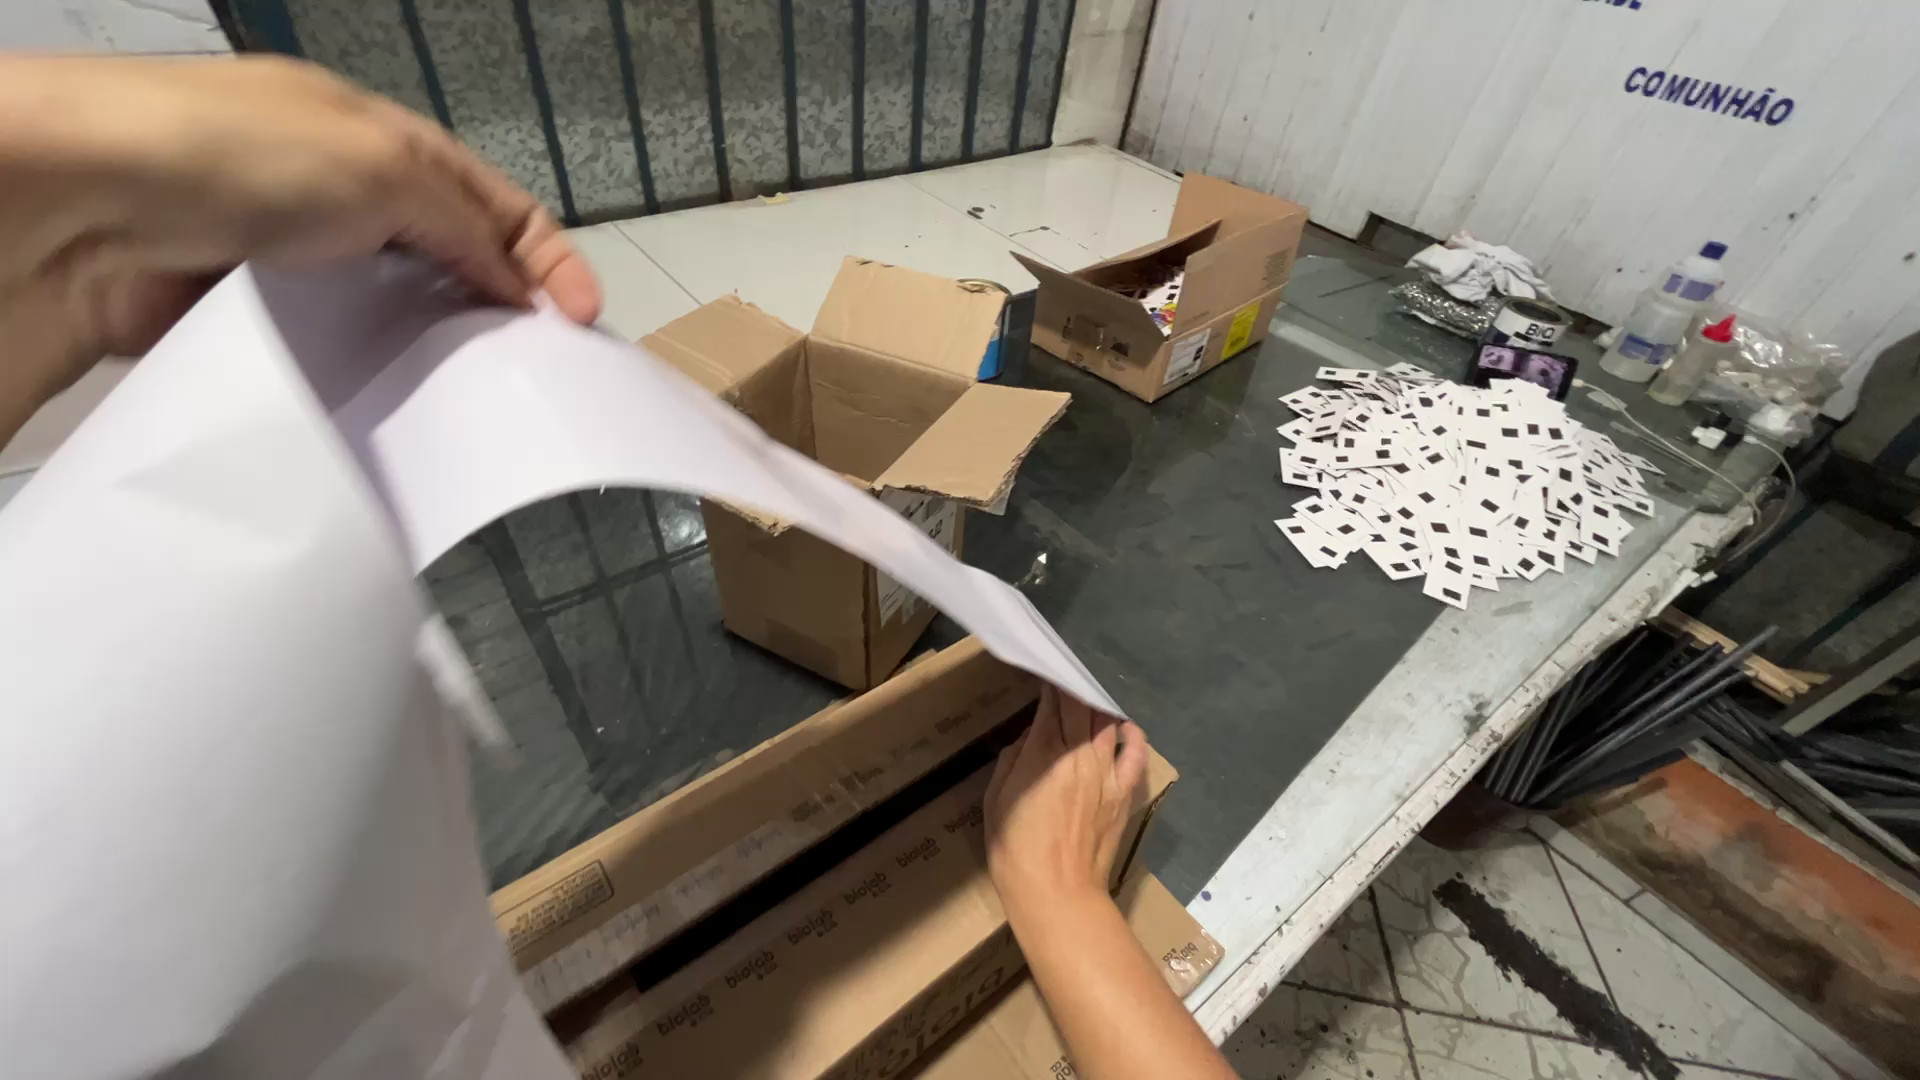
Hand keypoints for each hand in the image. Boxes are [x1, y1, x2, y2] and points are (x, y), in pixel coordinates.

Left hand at [0, 54, 600, 441]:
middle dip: (518, 299)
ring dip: (466, 332)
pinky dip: (408, 354)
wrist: (69, 204)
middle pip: (469, 252)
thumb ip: (468, 230)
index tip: (583, 320)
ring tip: (500, 376)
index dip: (553, 258)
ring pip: (422, 296)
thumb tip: (520, 293)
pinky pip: (370, 332)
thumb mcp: (383, 168)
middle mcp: (358, 191)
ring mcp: (318, 250)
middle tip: (549, 356)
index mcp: (387, 140)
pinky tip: (431, 380)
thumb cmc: (242, 158)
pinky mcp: (282, 305)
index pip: (502, 205)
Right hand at [985, 684, 1150, 913]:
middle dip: (1071, 688)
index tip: (1045, 673)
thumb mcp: (995, 799)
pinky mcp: (1123, 793)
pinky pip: (1135, 755)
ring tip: (1088, 699)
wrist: (1056, 894)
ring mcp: (1106, 773)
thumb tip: (1031, 737)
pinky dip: (1132, 735)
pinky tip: (1124, 726)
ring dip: (1096, 707)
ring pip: (1106, 724)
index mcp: (1043, 753)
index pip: (1051, 706)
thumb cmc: (1015, 850)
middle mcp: (1078, 755)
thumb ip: (1012, 760)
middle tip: (1064, 678)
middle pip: (1079, 708)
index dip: (1049, 685)